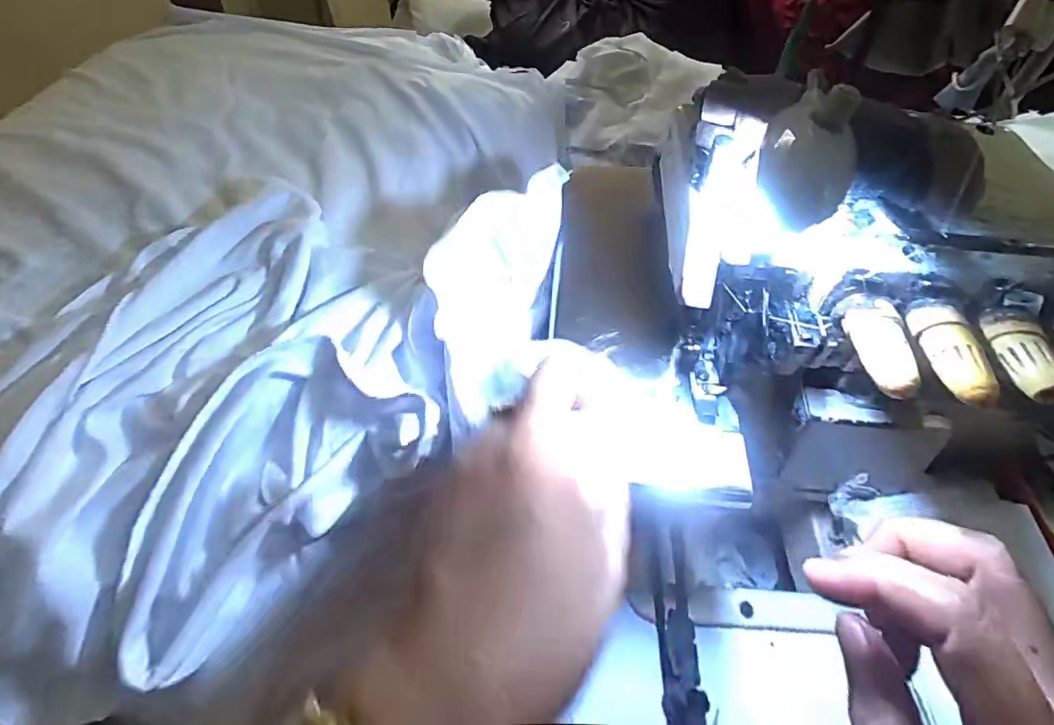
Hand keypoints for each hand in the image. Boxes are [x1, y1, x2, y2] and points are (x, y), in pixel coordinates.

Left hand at [340, 353, 630, 724]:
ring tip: (541, 476)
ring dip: (536, 427)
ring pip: (516, 408)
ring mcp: (473, 452)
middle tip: (581, 429)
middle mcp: (517, 437)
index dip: (606, 393)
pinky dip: (506, 453)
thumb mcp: (607, 566)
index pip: (591, 382)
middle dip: (571, 391)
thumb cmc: (544, 632)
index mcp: (568, 456)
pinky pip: (488, 441)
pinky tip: (509, 499)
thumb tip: (608, 455)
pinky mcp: (442, 473)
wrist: (442, 679)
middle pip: (550, 374)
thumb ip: (611, 491)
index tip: (612, 416)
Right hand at [803, 518, 1053, 724]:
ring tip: (871, 608)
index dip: (883, 579)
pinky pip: (992, 595)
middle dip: (903, 550)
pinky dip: (937, 587)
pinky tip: (905, 629)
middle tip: (848, 580)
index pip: (960, 616)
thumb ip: (881, 714)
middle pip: (985, 564)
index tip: (819, 575)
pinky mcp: (1049, 674)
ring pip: (991, 566)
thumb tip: (854, 622)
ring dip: (918, 563)